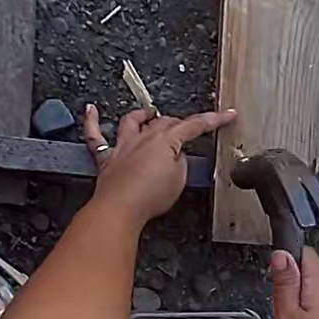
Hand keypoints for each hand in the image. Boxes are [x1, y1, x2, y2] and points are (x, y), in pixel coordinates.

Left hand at [82, 104, 235, 224]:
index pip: (195, 125)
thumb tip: (175, 156)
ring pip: (132, 121)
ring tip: (150, 112)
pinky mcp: (106, 159)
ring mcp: (123, 146)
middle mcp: (143, 137)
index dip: (213, 119)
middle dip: (178, 123)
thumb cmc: (149, 197)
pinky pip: (95, 136)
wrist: (120, 209)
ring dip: (142, 115)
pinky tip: (91, 110)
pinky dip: (92, 120)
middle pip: (164, 122)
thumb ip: (180, 162)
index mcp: (166, 140)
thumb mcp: (179, 180)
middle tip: (189, 129)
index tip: (227, 115)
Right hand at [268, 247, 318, 318]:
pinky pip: (317, 303)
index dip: (286, 261)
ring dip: (297, 300)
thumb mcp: (286, 316)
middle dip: (290, 284)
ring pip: (311, 288)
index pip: (304, 252)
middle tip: (283, 307)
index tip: (277, 279)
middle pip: (307, 271)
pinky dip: (305, 311)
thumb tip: (281, 255)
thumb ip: (284, 283)